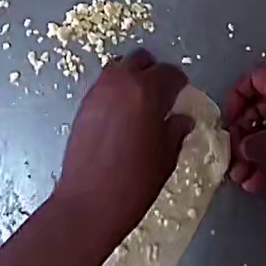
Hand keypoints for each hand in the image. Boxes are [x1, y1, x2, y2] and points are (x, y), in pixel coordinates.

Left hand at [50, 48, 192, 244]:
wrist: (87, 205)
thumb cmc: (133, 184)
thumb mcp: (166, 158)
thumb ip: (176, 130)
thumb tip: (182, 119)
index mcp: (148, 91)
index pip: (170, 73)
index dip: (179, 84)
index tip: (182, 95)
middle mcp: (122, 82)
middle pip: (142, 60)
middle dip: (155, 73)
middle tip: (162, 94)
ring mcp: (99, 90)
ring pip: (120, 66)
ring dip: (132, 76)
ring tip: (140, 101)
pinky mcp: (84, 103)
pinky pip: (104, 83)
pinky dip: (116, 89)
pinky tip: (122, 114)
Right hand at [221, 66, 265, 230]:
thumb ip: (252, 144)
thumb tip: (242, 146)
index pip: (256, 78)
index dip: (237, 95)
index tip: (227, 119)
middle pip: (261, 106)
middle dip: (242, 129)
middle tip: (230, 151)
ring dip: (251, 152)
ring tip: (238, 175)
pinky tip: (254, 183)